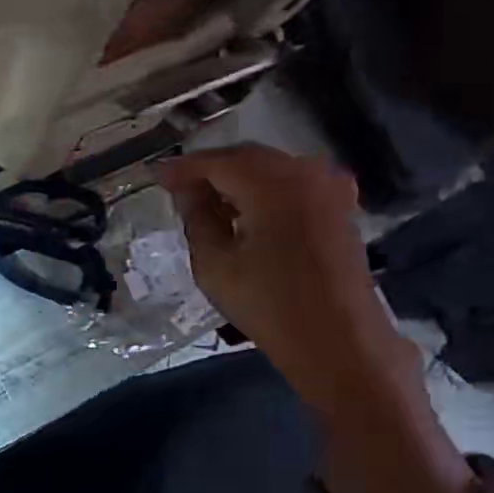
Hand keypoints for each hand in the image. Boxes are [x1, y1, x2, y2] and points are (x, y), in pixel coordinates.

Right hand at [157, 144, 418, 412]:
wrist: (334, 334)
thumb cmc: (266, 301)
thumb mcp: (214, 263)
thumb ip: (197, 219)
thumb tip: (187, 192)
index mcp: (274, 184)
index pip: (219, 162)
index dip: (184, 167)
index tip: (155, 176)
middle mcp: (307, 173)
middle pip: (249, 158)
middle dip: (209, 168)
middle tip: (175, 186)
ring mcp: (329, 188)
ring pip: (271, 168)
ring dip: (234, 178)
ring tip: (202, 200)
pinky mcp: (338, 206)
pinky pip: (290, 183)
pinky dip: (259, 189)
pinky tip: (239, 211)